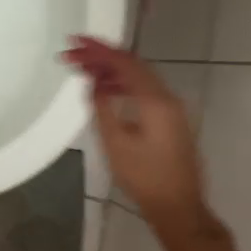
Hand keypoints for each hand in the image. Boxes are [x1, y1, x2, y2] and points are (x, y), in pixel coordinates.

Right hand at [61, 35, 206, 225]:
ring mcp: (172, 109)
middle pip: (132, 65)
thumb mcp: (114, 141)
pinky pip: (144, 90)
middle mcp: (167, 98)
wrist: (179, 208)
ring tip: (83, 69)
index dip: (97, 49)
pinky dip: (122, 83)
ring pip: (138, 77)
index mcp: (155, 100)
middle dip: (101, 56)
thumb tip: (94, 82)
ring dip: (111, 70)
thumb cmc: (144, 177)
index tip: (72, 42)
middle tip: (72, 53)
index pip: (123, 62)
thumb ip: (102, 105)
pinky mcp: (170, 120)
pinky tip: (105, 89)